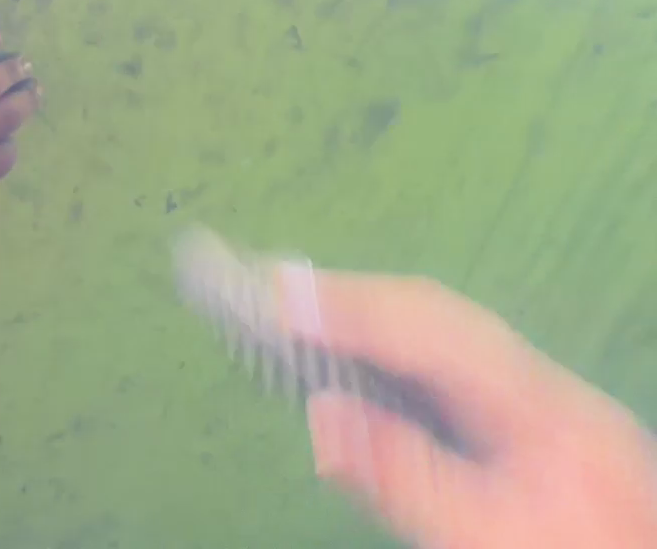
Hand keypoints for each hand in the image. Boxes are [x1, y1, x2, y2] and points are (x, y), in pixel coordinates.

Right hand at [278, 267, 656, 548]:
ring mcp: (529, 389)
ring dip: (353, 303)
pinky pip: (430, 342)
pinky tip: (333, 332)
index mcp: (545, 408)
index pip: (436, 334)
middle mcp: (538, 381)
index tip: (276, 303)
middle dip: (344, 293)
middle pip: (432, 310)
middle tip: (264, 285)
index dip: (351, 311)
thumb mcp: (485, 536)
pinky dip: (370, 326)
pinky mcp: (510, 406)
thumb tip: (319, 410)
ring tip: (283, 298)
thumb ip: (404, 478)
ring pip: (431, 320)